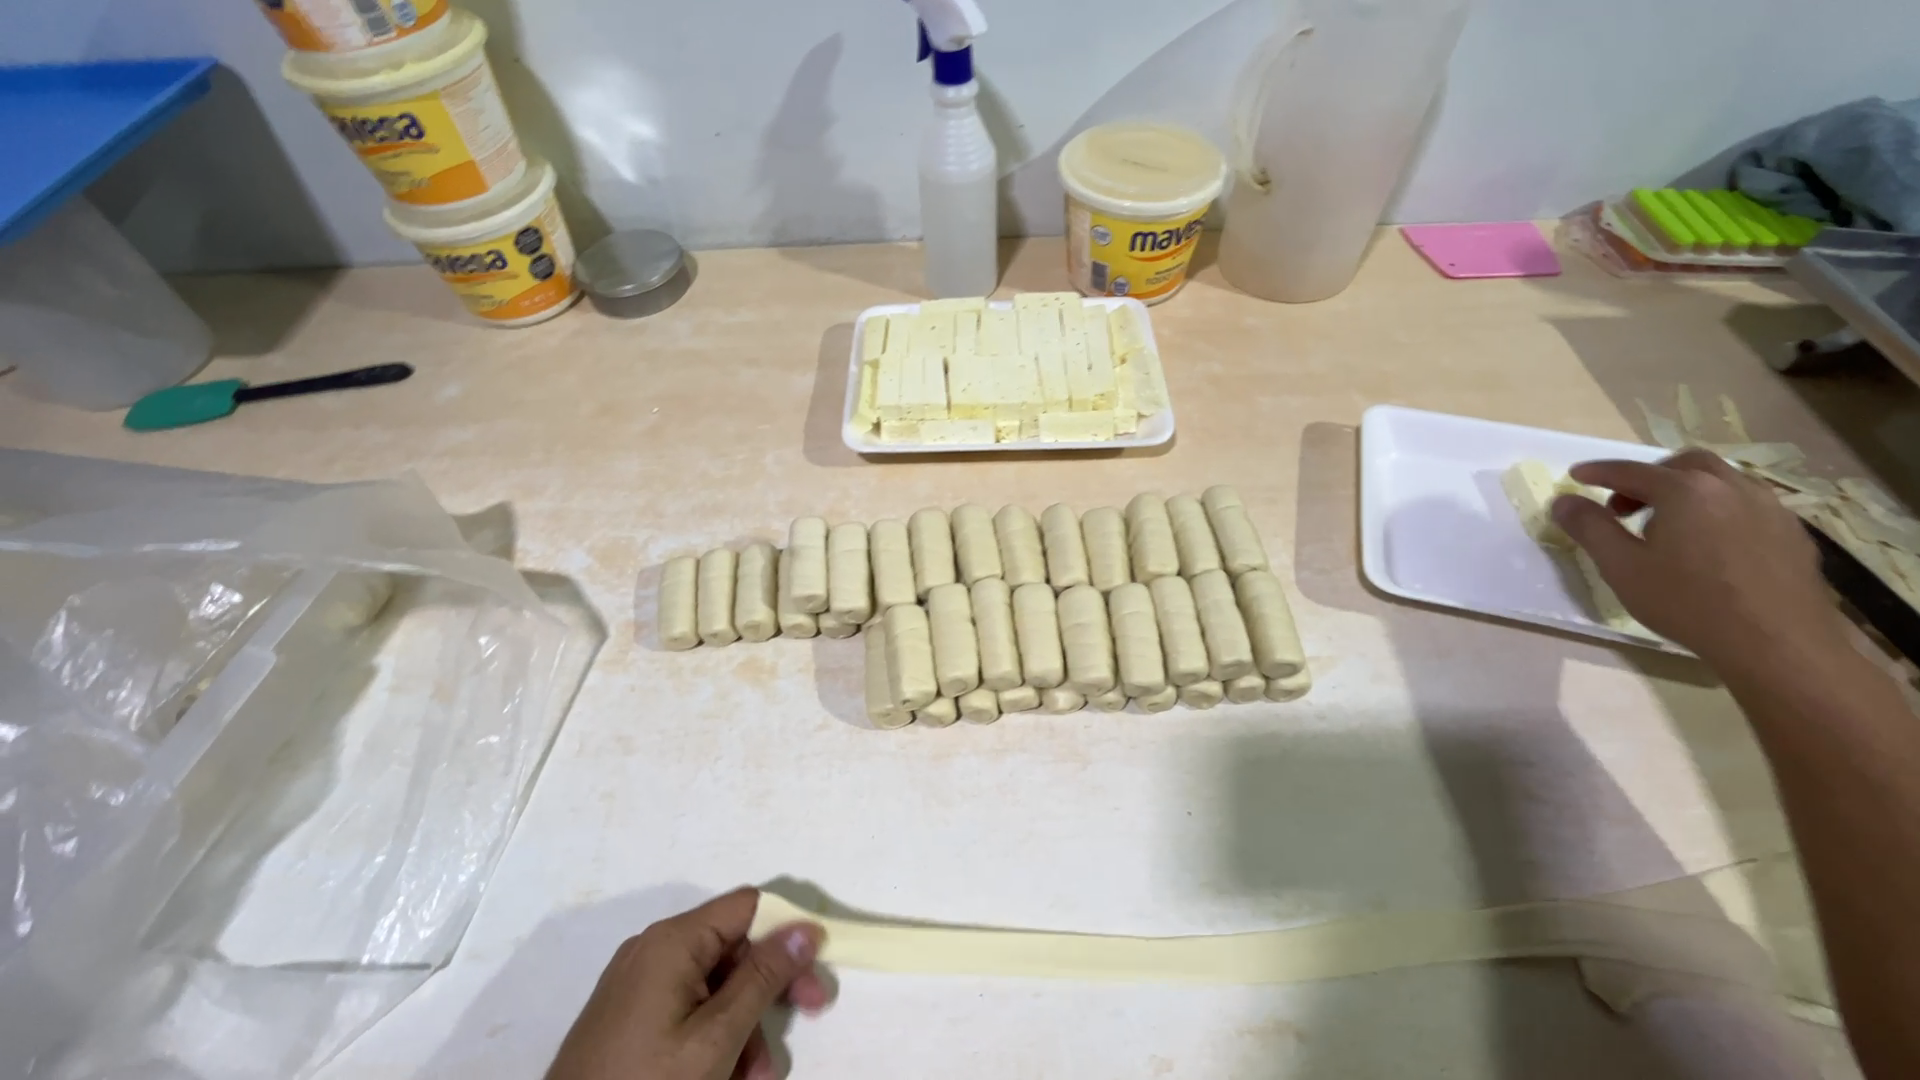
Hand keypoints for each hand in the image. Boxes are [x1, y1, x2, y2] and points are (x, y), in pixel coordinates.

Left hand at [547, 888, 829, 1079]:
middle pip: (734, 947)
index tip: (818, 965)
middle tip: (811, 1014)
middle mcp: (654, 948)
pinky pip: (688, 1007)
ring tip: (759, 1075)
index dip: (788, 928)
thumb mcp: (717, 1035)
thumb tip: (806, 927)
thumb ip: (764, 977)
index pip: (748, 905)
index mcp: (673, 940)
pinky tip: (728, 1074)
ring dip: (747, 1023)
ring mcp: (638, 982)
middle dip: (772, 986)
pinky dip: (715, 1034)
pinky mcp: (630, 1015)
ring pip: (715, 985)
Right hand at [1551, 449, 1843, 670]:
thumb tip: (1563, 500)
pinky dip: (1718, 509)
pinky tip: (1709, 544)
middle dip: (1649, 477)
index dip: (1599, 472)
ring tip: (1668, 525)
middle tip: (1625, 506)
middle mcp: (1731, 487)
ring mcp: (1769, 507)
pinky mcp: (1792, 532)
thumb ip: (1589, 528)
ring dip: (1687, 491)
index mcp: (1685, 491)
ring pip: (1722, 481)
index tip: (1577, 475)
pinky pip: (1748, 505)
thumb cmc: (1687, 602)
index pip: (1631, 471)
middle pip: (1683, 464)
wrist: (1776, 642)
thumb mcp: (1621, 567)